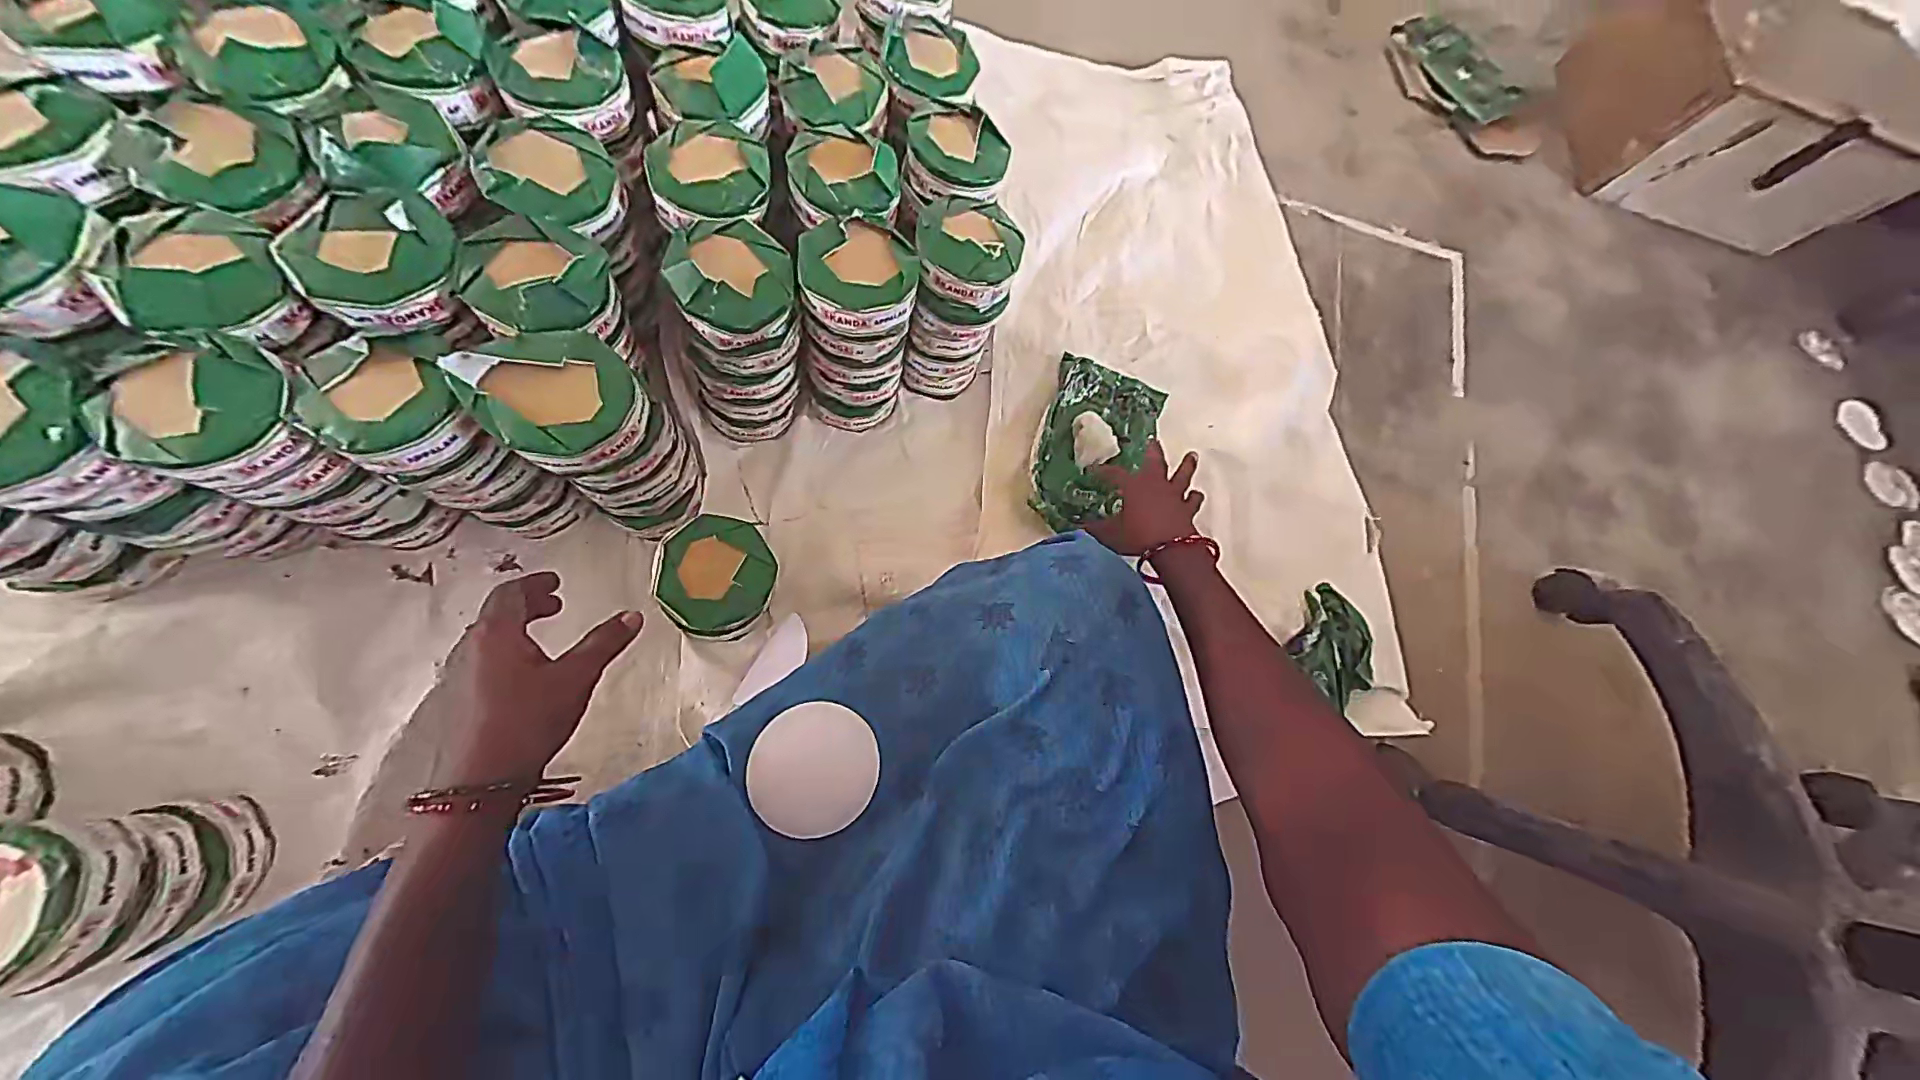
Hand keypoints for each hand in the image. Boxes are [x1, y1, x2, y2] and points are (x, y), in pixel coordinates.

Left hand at [434, 572, 641, 787]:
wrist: (480, 780)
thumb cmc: (529, 720)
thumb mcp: (576, 678)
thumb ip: (604, 643)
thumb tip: (632, 616)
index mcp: (497, 634)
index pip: (510, 594)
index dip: (534, 584)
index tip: (554, 582)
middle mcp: (471, 648)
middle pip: (496, 614)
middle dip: (527, 604)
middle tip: (553, 604)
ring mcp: (458, 675)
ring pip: (488, 638)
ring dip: (516, 628)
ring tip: (541, 636)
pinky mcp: (457, 700)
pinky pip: (482, 660)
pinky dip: (505, 651)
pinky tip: (524, 673)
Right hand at [1086, 439, 1204, 556]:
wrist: (1171, 549)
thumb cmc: (1137, 536)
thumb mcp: (1110, 534)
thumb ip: (1096, 528)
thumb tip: (1080, 526)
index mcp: (1134, 487)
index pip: (1115, 474)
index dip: (1104, 471)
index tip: (1094, 469)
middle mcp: (1155, 486)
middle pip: (1155, 463)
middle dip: (1153, 451)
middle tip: (1153, 441)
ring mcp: (1174, 496)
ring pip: (1182, 476)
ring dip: (1186, 466)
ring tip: (1191, 455)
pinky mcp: (1188, 510)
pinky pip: (1193, 501)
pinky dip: (1194, 497)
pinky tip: (1195, 494)